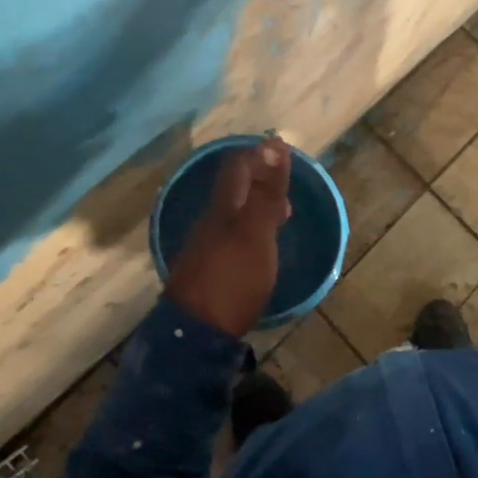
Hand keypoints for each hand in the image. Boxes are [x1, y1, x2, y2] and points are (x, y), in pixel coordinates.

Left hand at [164, 134, 292, 337]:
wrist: (193, 335)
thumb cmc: (232, 278)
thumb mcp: (256, 232)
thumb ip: (266, 191)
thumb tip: (273, 142)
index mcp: (224, 208)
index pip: (238, 167)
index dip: (258, 155)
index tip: (281, 150)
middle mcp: (210, 221)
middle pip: (233, 190)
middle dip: (258, 180)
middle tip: (284, 184)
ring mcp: (204, 246)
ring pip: (231, 214)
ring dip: (254, 207)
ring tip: (279, 215)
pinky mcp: (205, 270)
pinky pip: (228, 236)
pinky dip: (247, 231)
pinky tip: (257, 247)